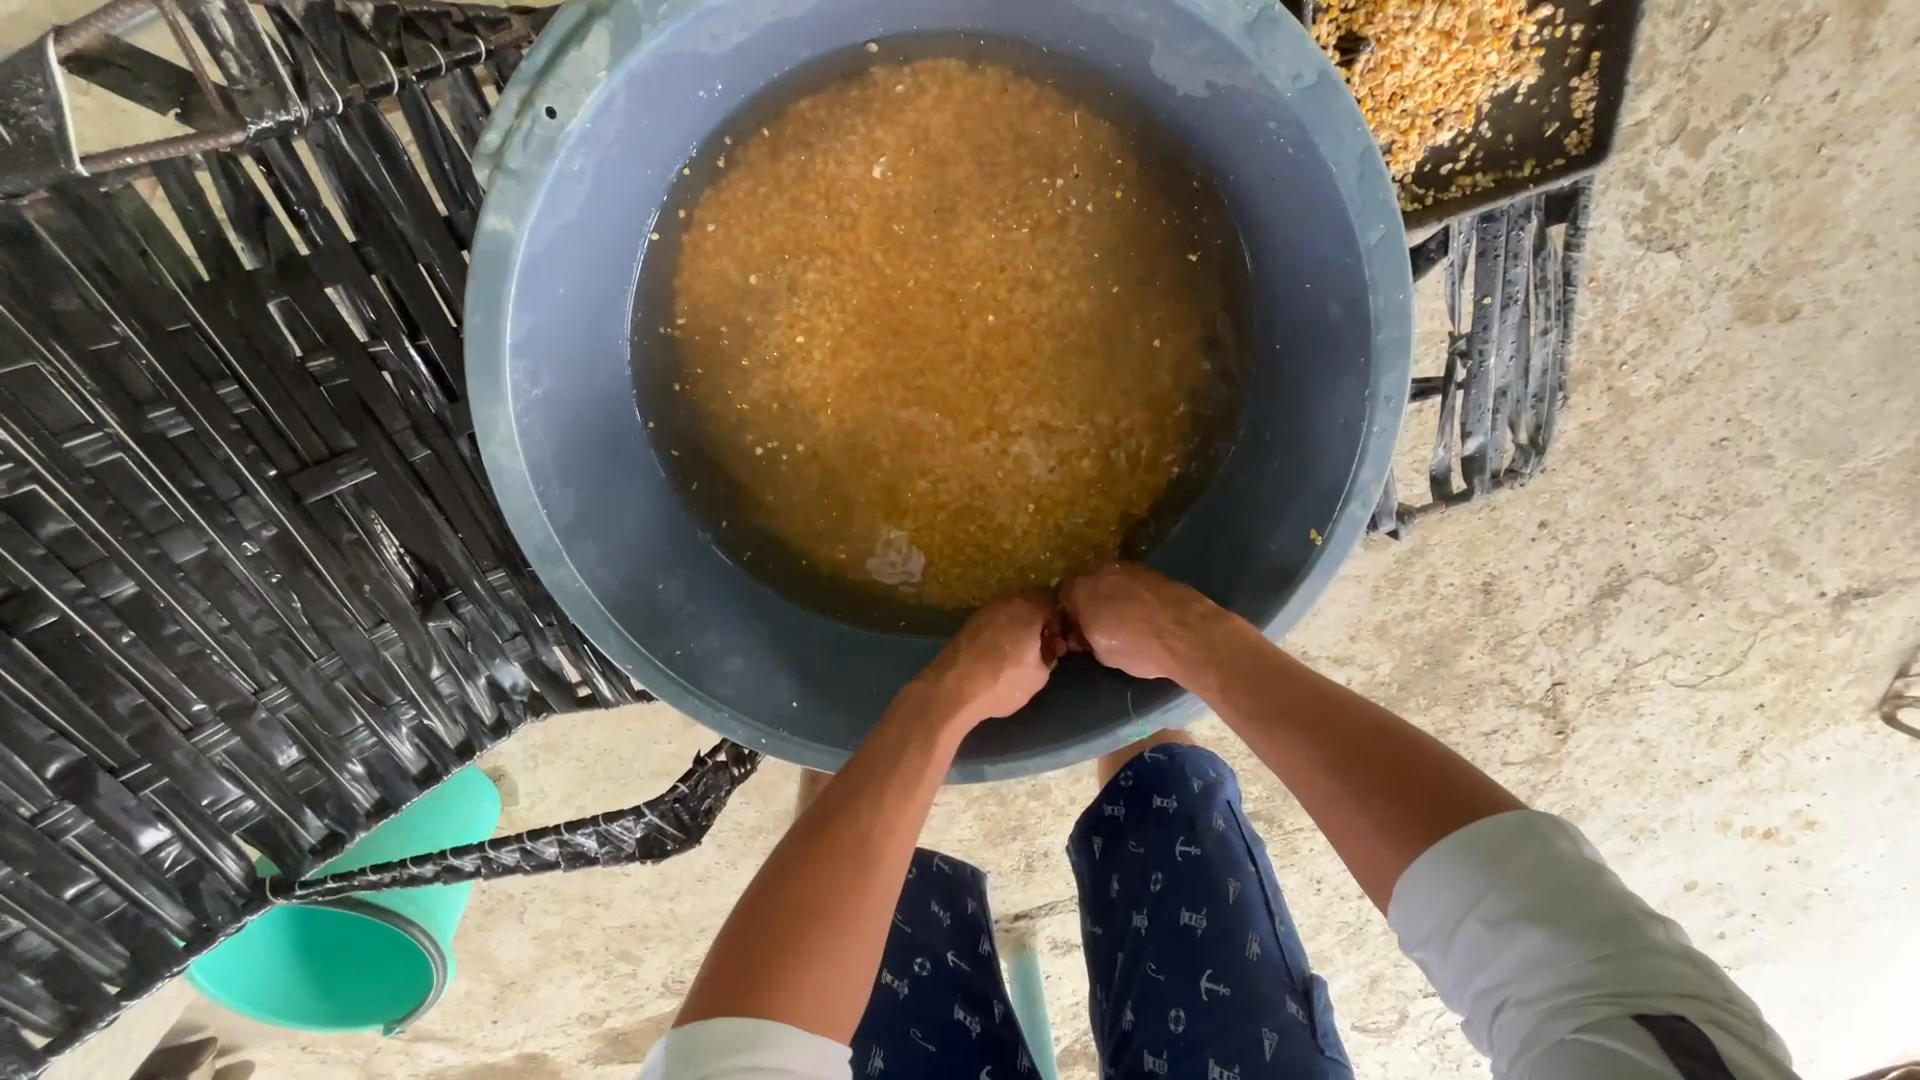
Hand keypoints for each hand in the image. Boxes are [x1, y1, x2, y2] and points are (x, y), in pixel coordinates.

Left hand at [911, 590, 1063, 726]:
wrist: (954, 688)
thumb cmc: (1004, 680)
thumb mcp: (1039, 675)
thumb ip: (1049, 656)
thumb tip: (1048, 649)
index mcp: (1028, 608)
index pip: (1052, 603)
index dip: (1060, 623)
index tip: (1058, 644)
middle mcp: (1005, 602)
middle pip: (1030, 604)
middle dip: (1039, 622)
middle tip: (1042, 647)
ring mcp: (984, 611)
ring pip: (1010, 612)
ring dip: (1019, 627)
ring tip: (1022, 653)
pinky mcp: (969, 624)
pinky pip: (995, 622)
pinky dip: (1002, 632)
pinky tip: (1001, 654)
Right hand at [1059, 562, 1232, 681]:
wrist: (1187, 633)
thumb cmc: (1136, 647)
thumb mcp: (1102, 653)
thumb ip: (1086, 640)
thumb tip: (1083, 636)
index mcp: (1081, 589)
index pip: (1063, 596)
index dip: (1070, 615)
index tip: (1079, 631)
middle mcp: (1102, 571)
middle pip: (1088, 583)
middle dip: (1091, 602)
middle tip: (1101, 625)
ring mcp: (1130, 568)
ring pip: (1112, 581)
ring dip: (1114, 596)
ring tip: (1127, 620)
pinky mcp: (1154, 571)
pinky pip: (1134, 583)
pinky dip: (1135, 595)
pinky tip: (1146, 614)